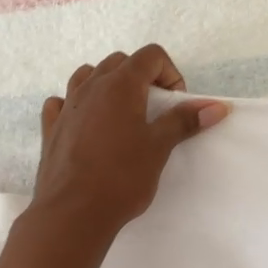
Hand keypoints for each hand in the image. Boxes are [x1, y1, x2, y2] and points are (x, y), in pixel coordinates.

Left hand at [31, 45, 228, 239]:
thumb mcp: (159, 147)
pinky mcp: (51, 128)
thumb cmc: (122, 177)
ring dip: (108, 85)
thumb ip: (184, 121)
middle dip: (141, 77)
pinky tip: (85, 123)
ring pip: (88, 76)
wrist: (74, 212)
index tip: (175, 103)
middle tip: (154, 110)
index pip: (150, 55)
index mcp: (120, 85)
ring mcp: (66, 105)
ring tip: (121, 115)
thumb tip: (216, 106)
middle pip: (120, 62)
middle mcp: (90, 86)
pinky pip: (62, 102)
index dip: (169, 73)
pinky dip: (76, 104)